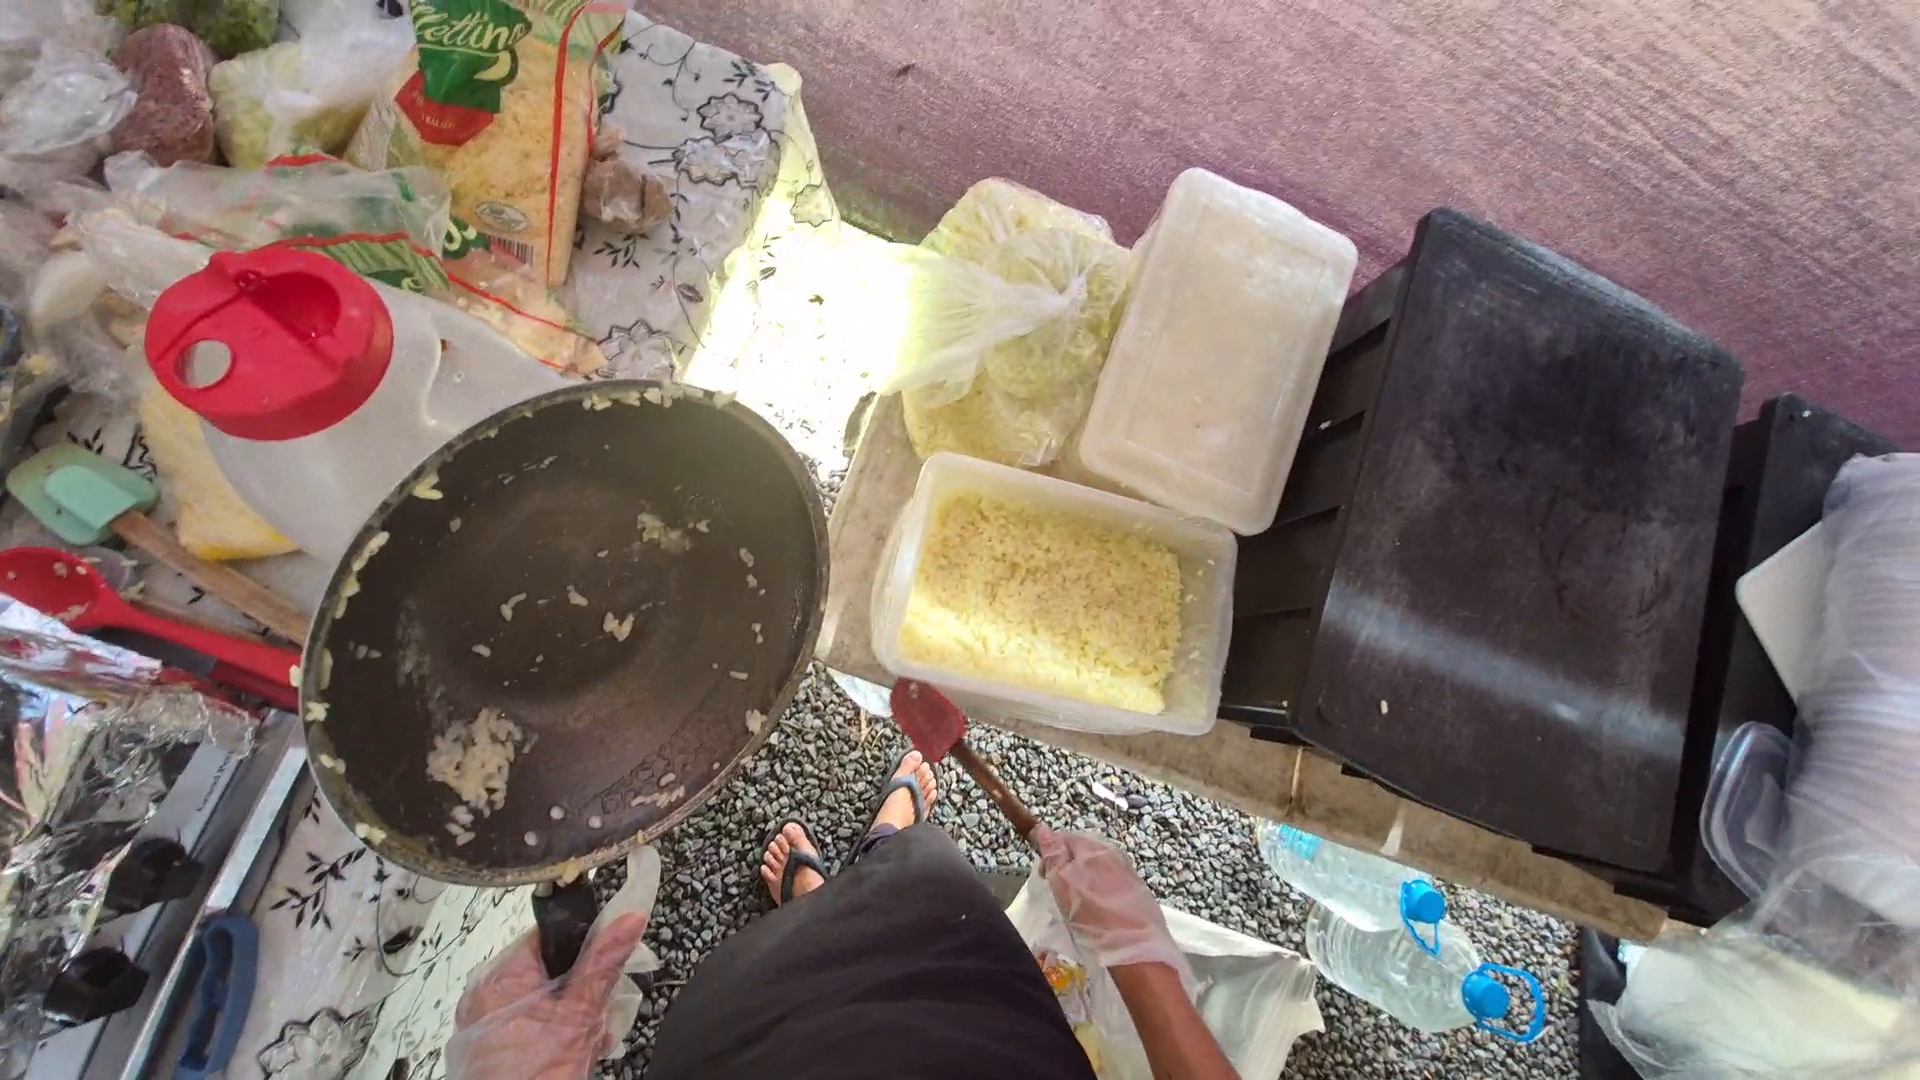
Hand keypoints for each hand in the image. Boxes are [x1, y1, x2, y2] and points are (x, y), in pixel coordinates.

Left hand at [445, 911, 649, 1079]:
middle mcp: (483, 996)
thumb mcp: (580, 1014)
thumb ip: (604, 960)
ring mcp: (482, 1027)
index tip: (611, 963)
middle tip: (605, 1009)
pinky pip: (528, 1025)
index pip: (551, 933)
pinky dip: (555, 1032)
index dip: (587, 942)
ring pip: (543, 998)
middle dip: (585, 986)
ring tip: (593, 1038)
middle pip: (550, 967)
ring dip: (576, 1012)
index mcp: (500, 977)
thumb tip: (632, 914)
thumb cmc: (538, 1075)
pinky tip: (575, 1052)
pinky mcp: (486, 1054)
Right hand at [1031, 826, 1192, 987]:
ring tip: (1081, 905)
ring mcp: (1128, 872)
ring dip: (1087, 879)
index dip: (1050, 855)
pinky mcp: (1139, 891)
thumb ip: (1052, 855)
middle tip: (1060, 893)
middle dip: (1069, 866)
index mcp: (1091, 848)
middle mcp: (1112, 853)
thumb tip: (1042, 828)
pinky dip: (1104, 891)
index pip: (1064, 838)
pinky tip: (1102, 912)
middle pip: (1083, 852)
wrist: (1136, 951)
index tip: (1045, 876)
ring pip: (1099, 868)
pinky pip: (1114, 883)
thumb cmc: (1092, 918)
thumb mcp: (1063, 885)